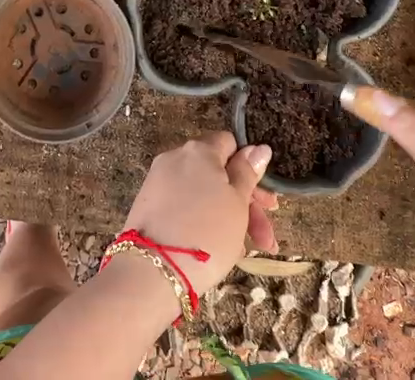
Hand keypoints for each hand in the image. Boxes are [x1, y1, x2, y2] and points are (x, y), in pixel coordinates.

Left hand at [121, 132, 275, 295]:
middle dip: (246, 204)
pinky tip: (218, 250)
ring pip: (203, 193)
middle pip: (218, 173)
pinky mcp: (149, 205)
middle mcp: (175, 158)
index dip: (250, 170)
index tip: (265, 201)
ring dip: (228, 218)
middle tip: (264, 238)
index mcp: (199, 150)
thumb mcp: (237, 203)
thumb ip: (247, 173)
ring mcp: (159, 181)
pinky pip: (185, 207)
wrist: (154, 270)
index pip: (230, 144)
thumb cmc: (207, 233)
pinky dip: (204, 222)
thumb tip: (259, 148)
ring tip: (243, 252)